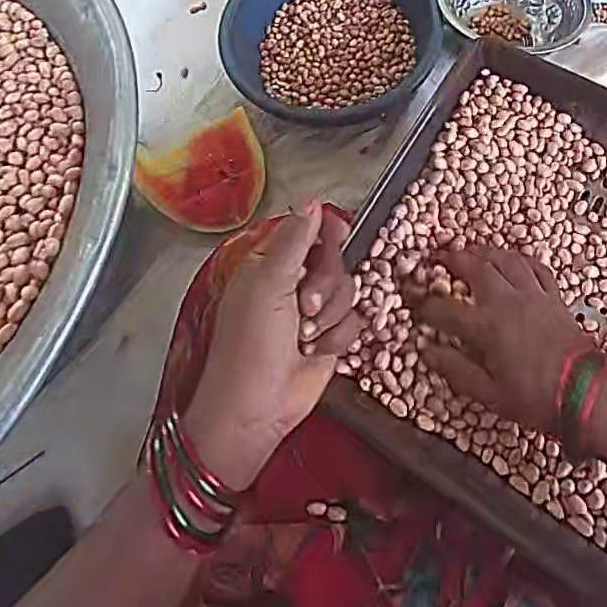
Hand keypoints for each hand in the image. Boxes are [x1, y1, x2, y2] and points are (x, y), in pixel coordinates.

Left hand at [183, 202, 364, 488]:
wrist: (258, 405)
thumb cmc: (252, 342)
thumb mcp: (269, 282)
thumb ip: (295, 239)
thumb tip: (312, 202)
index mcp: (272, 262)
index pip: (309, 230)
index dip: (327, 231)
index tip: (340, 235)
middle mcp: (294, 281)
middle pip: (336, 259)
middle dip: (326, 283)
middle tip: (306, 304)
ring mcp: (314, 310)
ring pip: (349, 290)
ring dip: (331, 314)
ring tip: (305, 335)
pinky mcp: (332, 336)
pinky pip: (355, 320)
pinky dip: (337, 336)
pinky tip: (316, 351)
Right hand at [412, 247, 597, 433]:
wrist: (590, 398)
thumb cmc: (537, 400)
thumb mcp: (490, 394)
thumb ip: (456, 369)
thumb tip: (427, 351)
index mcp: (487, 327)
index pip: (445, 308)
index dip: (424, 304)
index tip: (414, 302)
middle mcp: (508, 303)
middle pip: (476, 268)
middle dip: (453, 258)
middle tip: (439, 256)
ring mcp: (534, 297)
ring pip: (506, 260)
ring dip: (485, 251)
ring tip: (472, 250)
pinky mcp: (555, 299)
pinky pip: (537, 269)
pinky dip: (522, 260)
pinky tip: (514, 260)